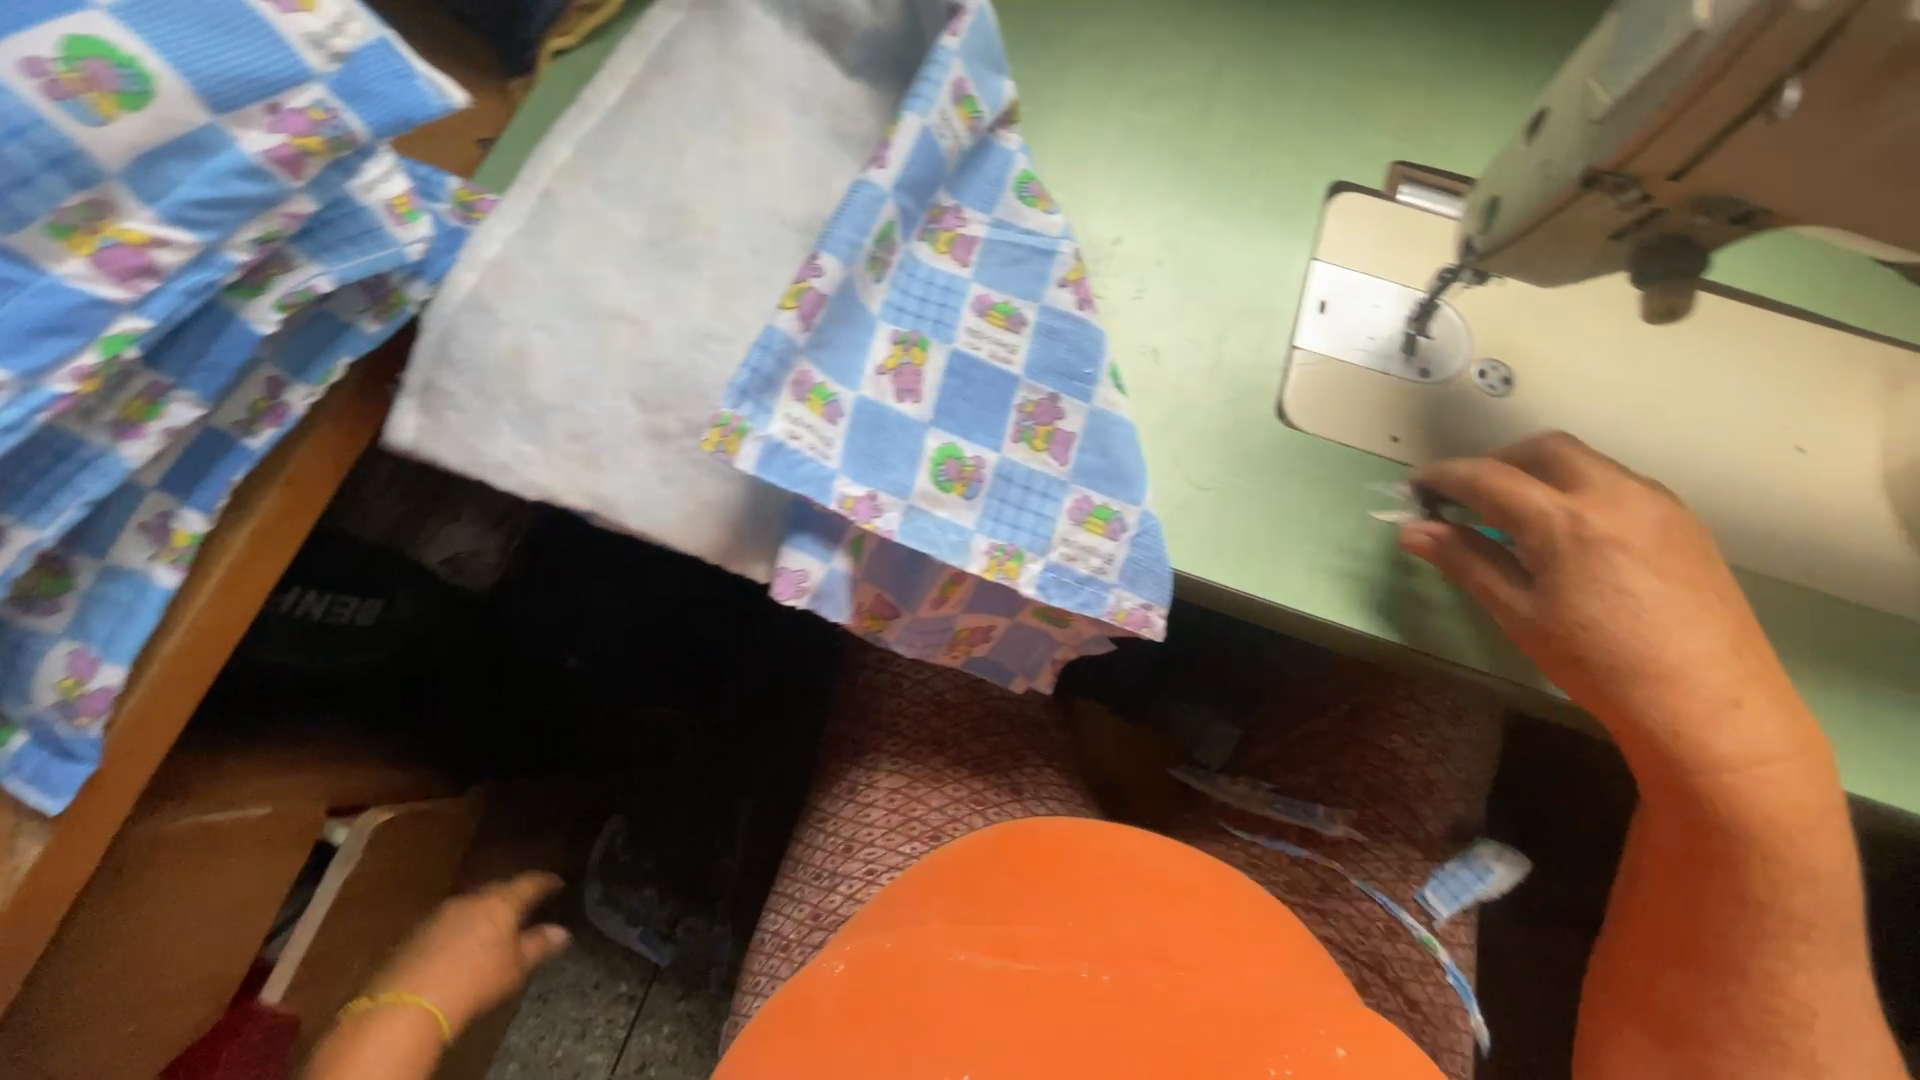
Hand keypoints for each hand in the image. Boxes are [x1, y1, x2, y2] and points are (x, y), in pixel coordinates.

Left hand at [368, 872, 571, 1035]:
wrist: (407, 1004)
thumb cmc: (475, 980)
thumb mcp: (516, 967)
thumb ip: (539, 945)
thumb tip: (562, 932)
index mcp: (501, 901)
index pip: (529, 882)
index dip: (545, 882)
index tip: (557, 882)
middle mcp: (471, 900)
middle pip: (497, 890)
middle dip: (511, 896)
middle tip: (523, 905)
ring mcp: (439, 915)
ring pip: (469, 906)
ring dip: (482, 913)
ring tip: (492, 927)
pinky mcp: (414, 935)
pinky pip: (447, 924)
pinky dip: (459, 930)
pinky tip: (460, 946)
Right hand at [1398, 432, 1826, 786]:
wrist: (1709, 702)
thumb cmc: (1598, 663)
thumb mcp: (1518, 614)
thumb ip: (1465, 561)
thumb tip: (1411, 530)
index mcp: (1565, 520)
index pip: (1487, 477)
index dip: (1443, 478)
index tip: (1413, 490)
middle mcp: (1613, 494)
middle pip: (1541, 449)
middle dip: (1493, 463)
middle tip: (1463, 498)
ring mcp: (1655, 503)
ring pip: (1583, 462)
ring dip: (1536, 473)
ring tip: (1510, 515)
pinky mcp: (1681, 520)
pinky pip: (1615, 483)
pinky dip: (1574, 489)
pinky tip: (1565, 533)